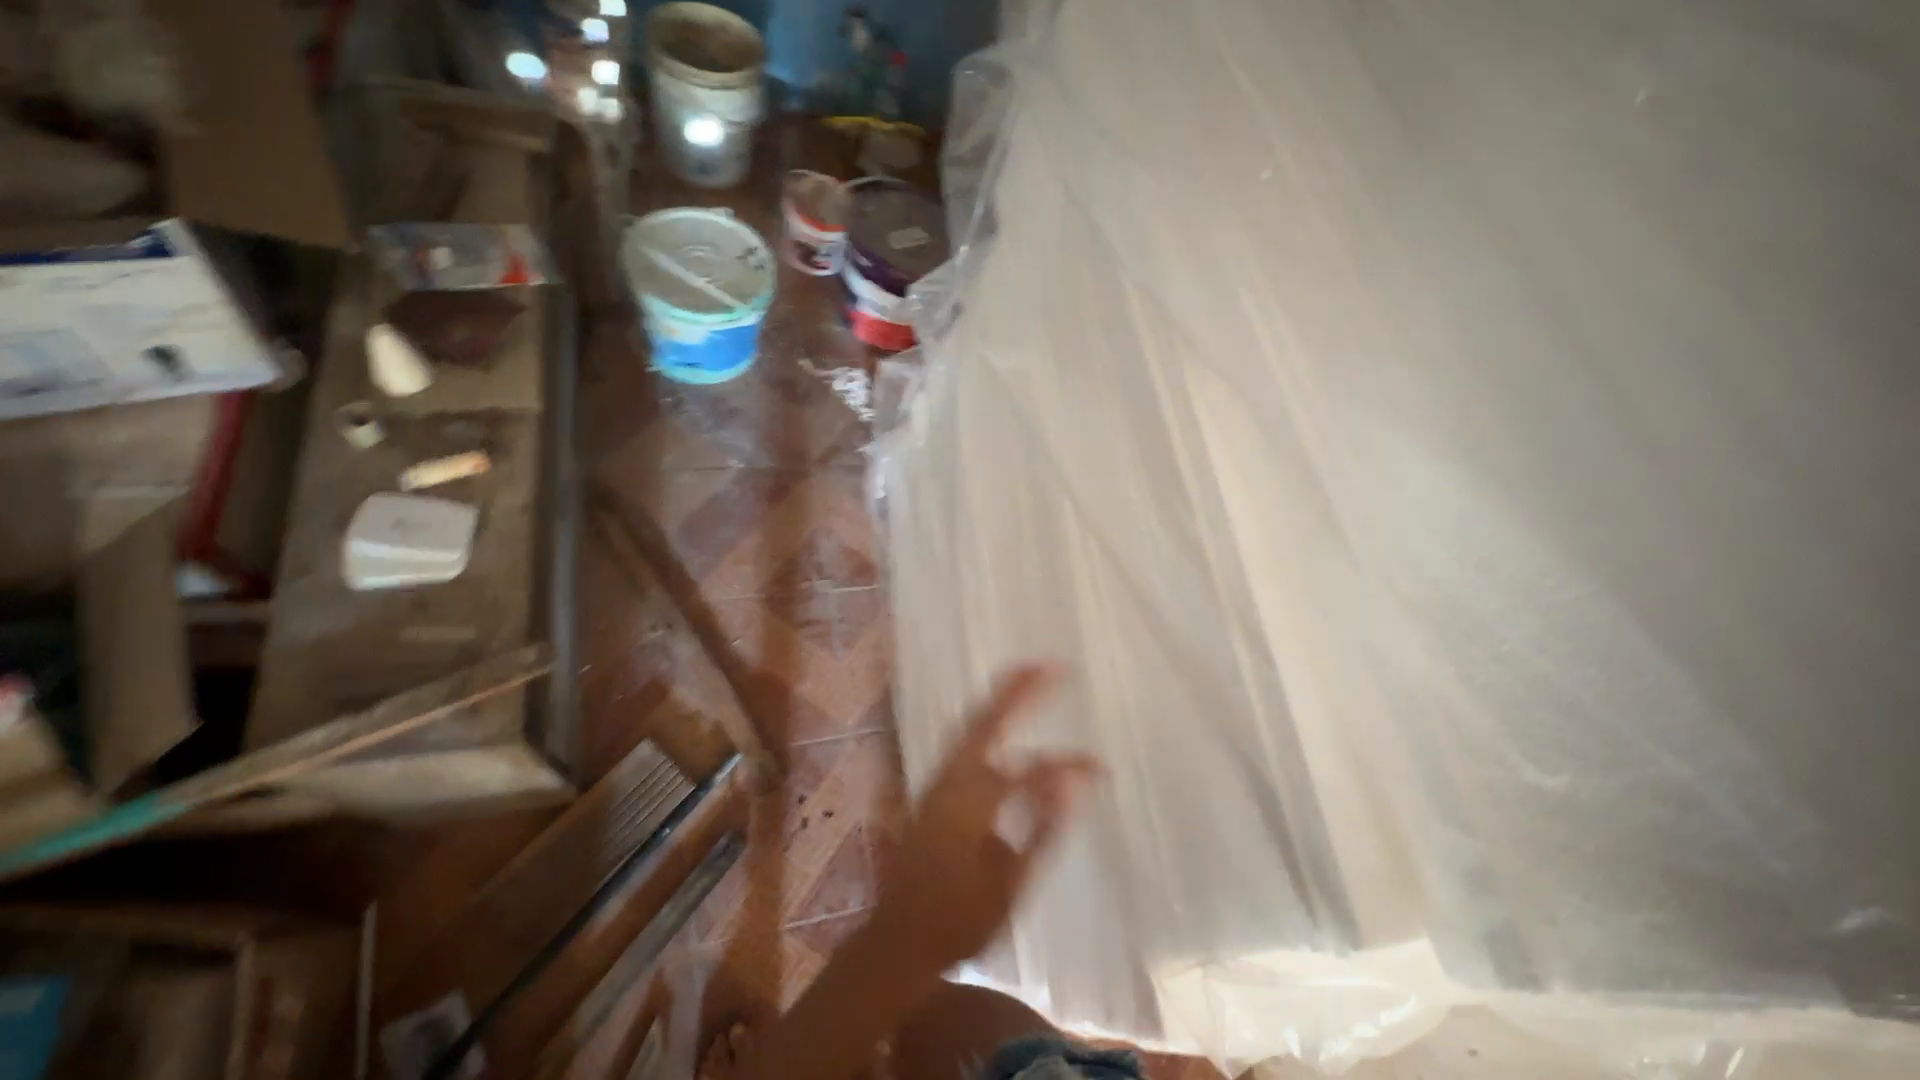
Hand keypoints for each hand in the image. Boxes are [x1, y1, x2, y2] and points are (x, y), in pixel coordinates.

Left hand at [872, 664, 1101, 974]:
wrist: (899, 939)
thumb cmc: (960, 917)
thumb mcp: (1010, 880)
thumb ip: (1041, 827)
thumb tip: (1071, 780)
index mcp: (972, 802)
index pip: (1029, 770)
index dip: (1067, 765)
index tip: (1099, 769)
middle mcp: (948, 782)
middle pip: (983, 722)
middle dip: (1015, 689)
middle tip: (1046, 664)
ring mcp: (932, 787)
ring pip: (967, 731)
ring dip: (996, 703)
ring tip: (1023, 678)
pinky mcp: (927, 796)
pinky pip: (958, 748)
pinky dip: (981, 726)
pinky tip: (995, 728)